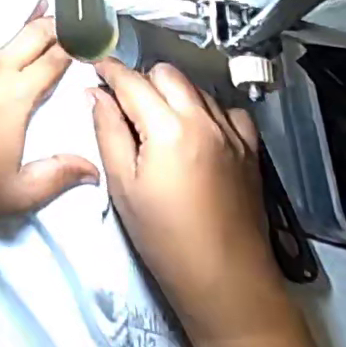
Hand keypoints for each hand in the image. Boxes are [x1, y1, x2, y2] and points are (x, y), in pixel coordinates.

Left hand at [0, 7, 97, 221]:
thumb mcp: (13, 194)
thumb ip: (56, 177)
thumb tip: (94, 170)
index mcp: (17, 94)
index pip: (55, 59)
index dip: (77, 47)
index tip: (93, 41)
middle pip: (34, 33)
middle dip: (57, 24)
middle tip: (74, 21)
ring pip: (7, 29)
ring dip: (30, 18)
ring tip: (44, 2)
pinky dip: (0, 26)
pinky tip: (2, 22)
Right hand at [92, 59, 315, 346]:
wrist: (226, 281)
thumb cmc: (166, 240)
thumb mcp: (124, 187)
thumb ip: (108, 132)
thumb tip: (97, 94)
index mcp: (168, 128)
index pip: (133, 82)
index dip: (110, 69)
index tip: (97, 65)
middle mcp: (203, 118)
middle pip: (166, 73)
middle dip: (142, 79)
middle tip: (127, 104)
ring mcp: (230, 129)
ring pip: (195, 87)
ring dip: (173, 93)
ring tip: (160, 123)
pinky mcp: (249, 144)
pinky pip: (226, 109)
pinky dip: (207, 110)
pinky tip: (198, 131)